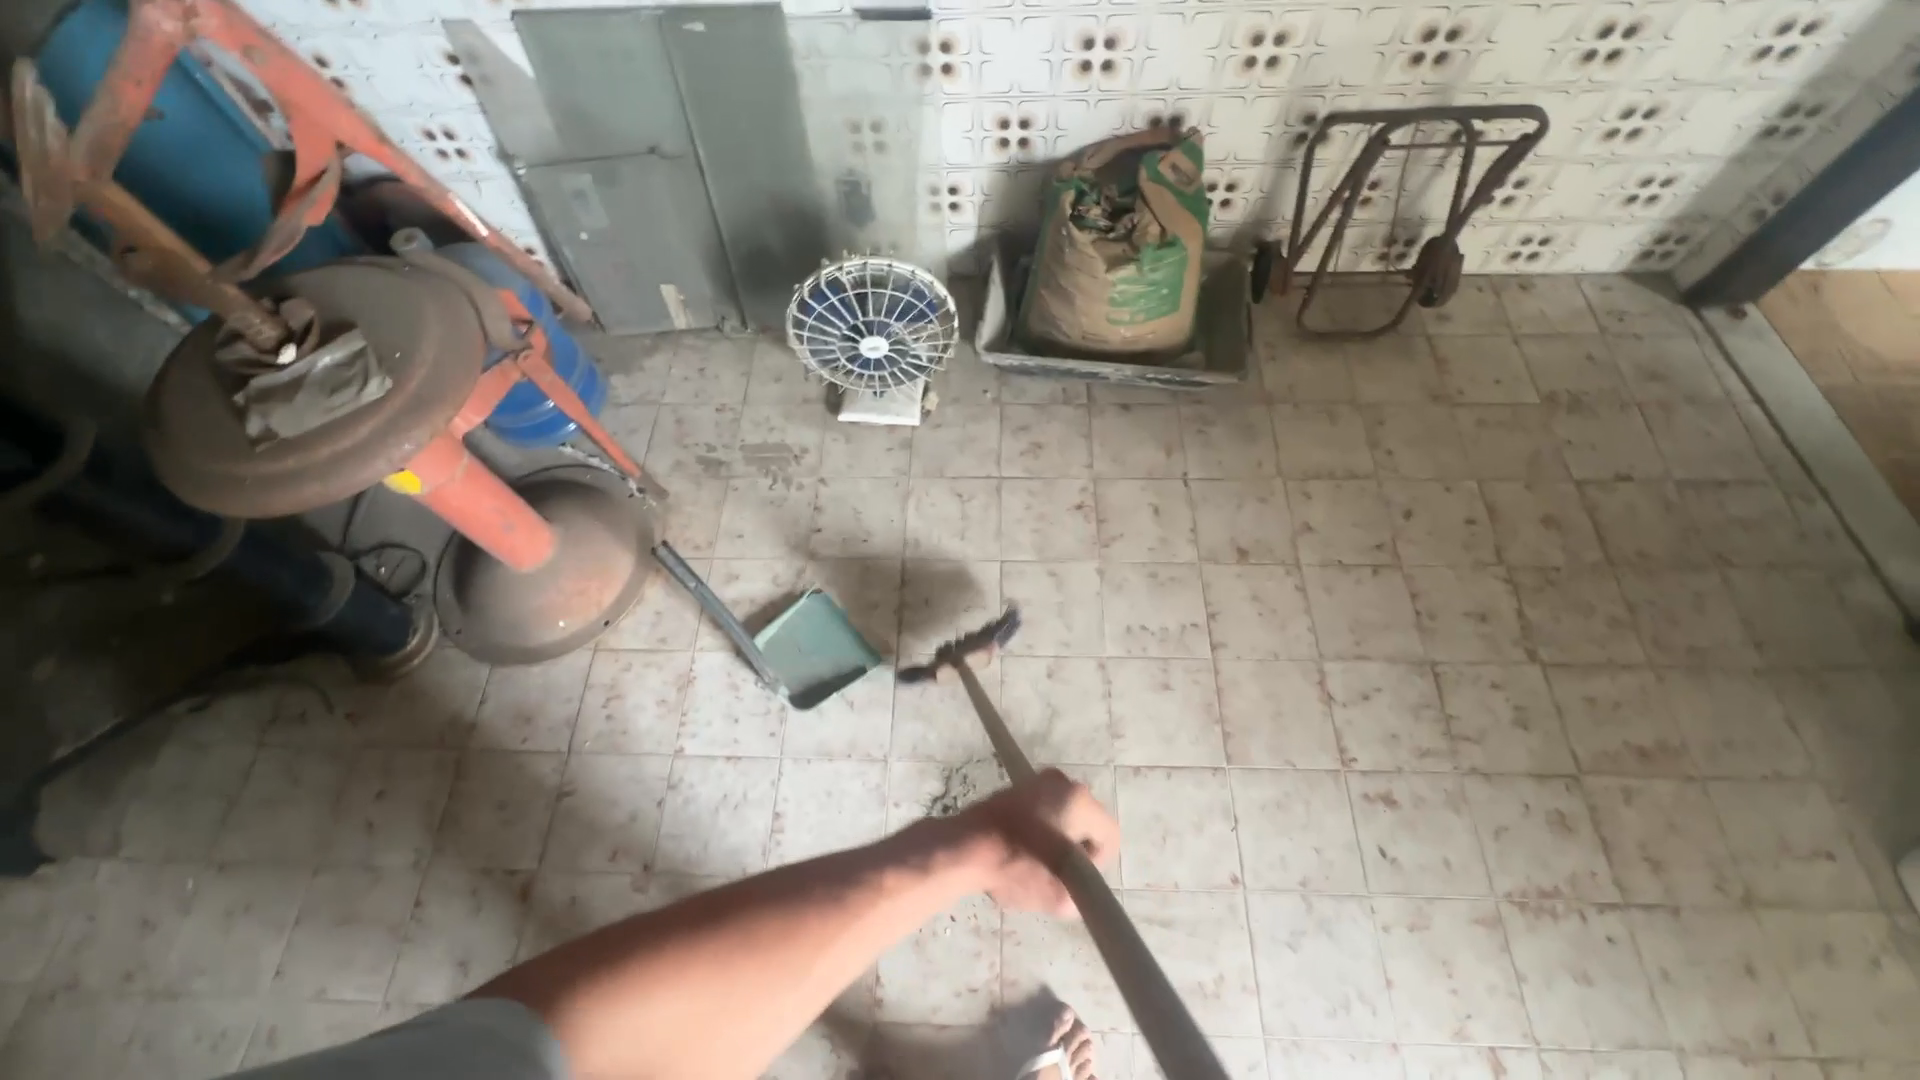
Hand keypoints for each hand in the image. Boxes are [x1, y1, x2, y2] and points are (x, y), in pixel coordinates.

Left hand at [959, 769, 1119, 916]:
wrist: (963, 847)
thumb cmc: (1015, 867)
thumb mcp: (1059, 898)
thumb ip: (1083, 894)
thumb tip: (1078, 887)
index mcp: (1079, 800)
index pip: (1109, 836)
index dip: (1097, 864)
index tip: (1073, 881)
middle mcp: (1062, 781)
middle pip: (1085, 824)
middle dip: (1075, 850)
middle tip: (1053, 874)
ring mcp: (1036, 781)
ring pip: (1062, 818)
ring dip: (1055, 841)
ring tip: (1032, 864)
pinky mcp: (1014, 789)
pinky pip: (1040, 813)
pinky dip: (1036, 832)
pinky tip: (1017, 852)